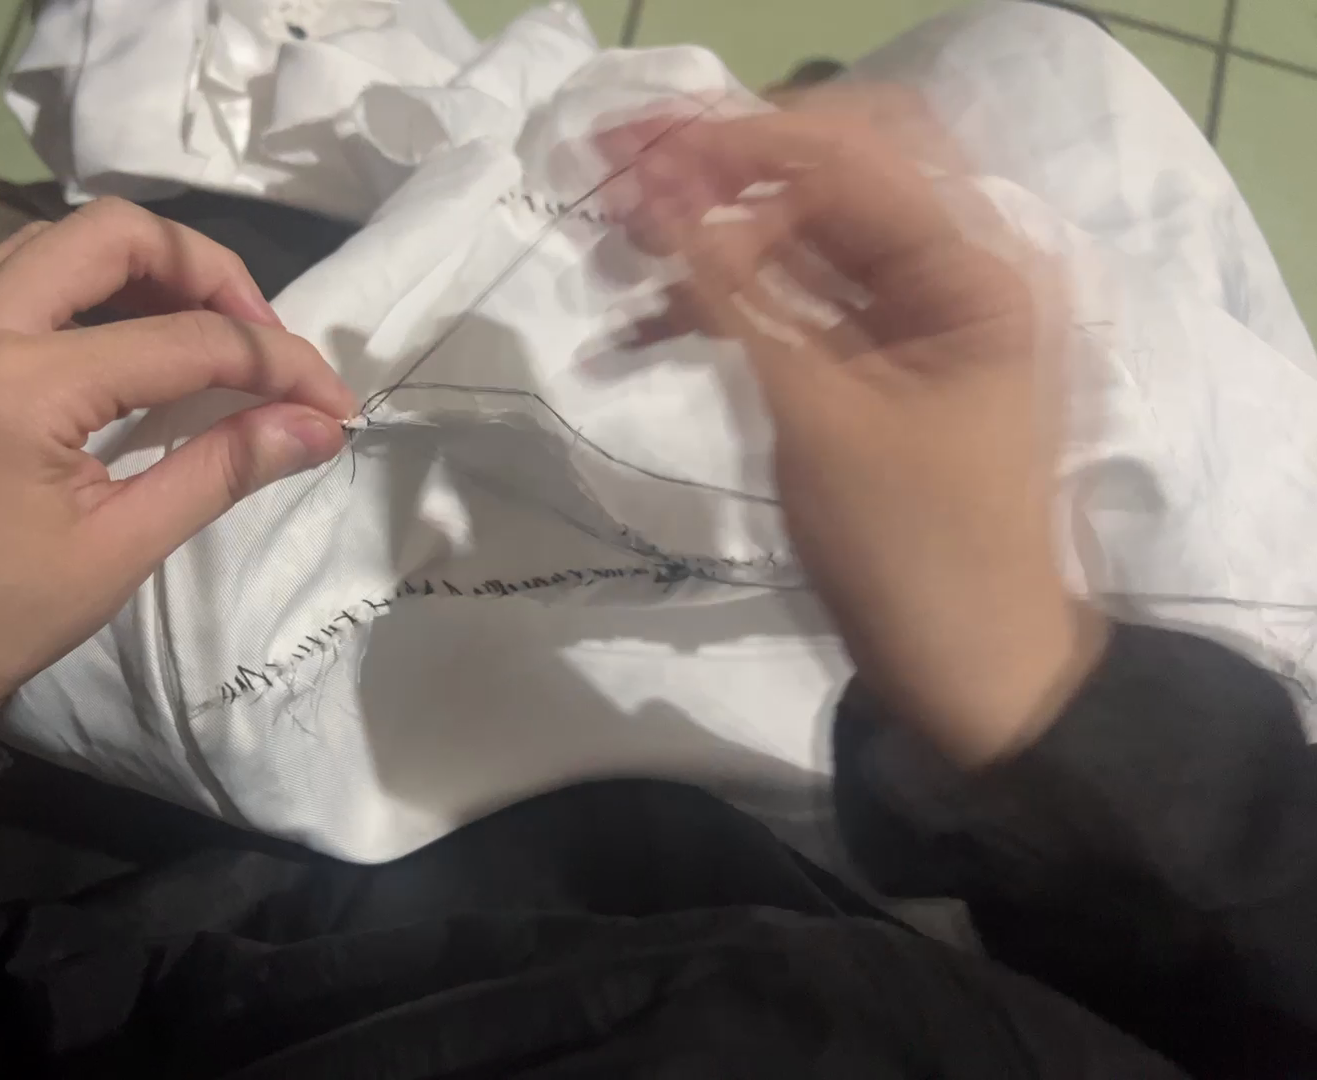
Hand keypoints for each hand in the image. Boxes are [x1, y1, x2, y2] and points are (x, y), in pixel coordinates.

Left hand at [0, 198, 355, 733]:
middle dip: (211, 273)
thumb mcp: (121, 551)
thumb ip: (222, 472)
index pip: (186, 341)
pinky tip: (130, 341)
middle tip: (261, 337)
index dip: (277, 363)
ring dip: (151, 269)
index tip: (330, 399)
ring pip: (63, 242)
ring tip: (208, 331)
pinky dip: (96, 290)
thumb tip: (315, 427)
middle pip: (114, 232)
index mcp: (25, 385)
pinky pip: (26, 279)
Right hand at [599, 100, 1104, 764]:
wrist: (957, 658)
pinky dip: (709, 310)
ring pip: (788, 241)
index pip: (844, 153)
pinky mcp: (859, 360)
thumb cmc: (905, 547)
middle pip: (817, 180)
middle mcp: (944, 268)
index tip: (622, 147)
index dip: (730, 139)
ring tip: (608, 266)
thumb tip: (659, 197)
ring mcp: (901, 315)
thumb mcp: (816, 415)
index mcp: (972, 265)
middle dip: (709, 176)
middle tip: (607, 187)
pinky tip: (634, 333)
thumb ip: (735, 298)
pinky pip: (778, 306)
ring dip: (698, 245)